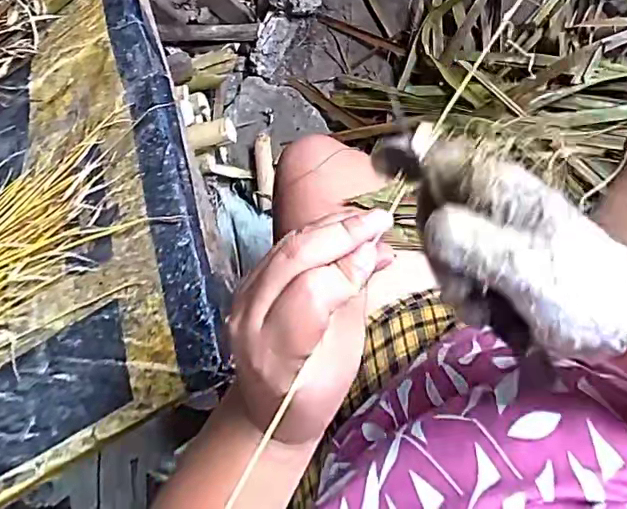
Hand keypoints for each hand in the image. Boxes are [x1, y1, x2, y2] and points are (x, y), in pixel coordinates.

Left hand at [228, 209, 393, 446]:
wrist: (266, 407)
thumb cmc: (313, 391)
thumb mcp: (344, 357)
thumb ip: (353, 298)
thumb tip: (372, 250)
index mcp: (276, 353)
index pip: (309, 293)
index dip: (346, 267)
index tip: (378, 250)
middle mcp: (252, 318)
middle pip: (296, 256)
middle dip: (343, 232)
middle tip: (381, 220)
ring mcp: (245, 294)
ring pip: (290, 242)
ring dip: (333, 224)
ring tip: (369, 220)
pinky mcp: (249, 278)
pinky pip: (285, 243)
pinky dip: (320, 230)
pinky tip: (348, 227)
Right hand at [418, 140, 626, 357]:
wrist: (620, 326)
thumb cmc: (578, 291)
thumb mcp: (524, 269)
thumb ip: (472, 240)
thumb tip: (430, 222)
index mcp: (498, 185)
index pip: (440, 155)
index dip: (406, 154)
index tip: (379, 167)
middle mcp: (492, 198)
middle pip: (432, 208)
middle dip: (439, 253)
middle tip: (469, 291)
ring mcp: (495, 227)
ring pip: (443, 244)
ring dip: (457, 283)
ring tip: (492, 312)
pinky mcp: (497, 255)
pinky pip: (461, 267)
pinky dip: (470, 295)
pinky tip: (496, 316)